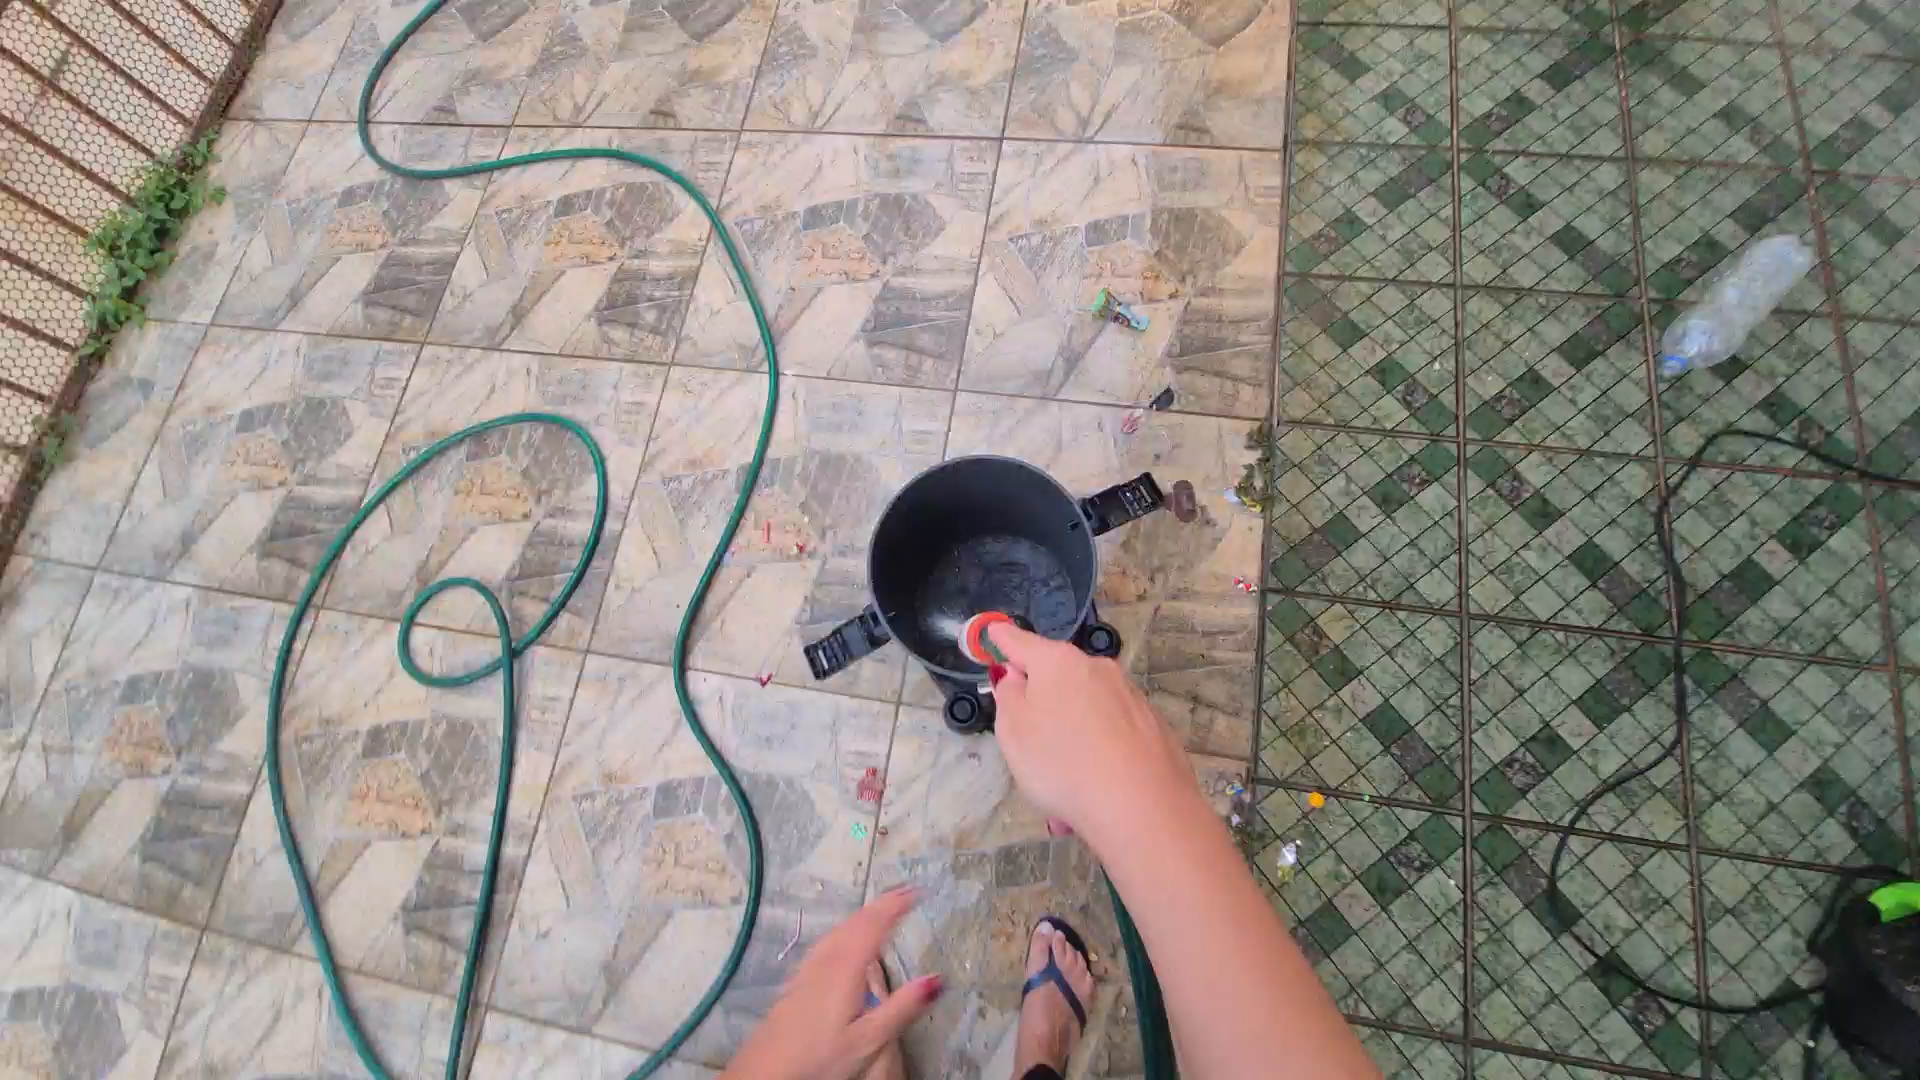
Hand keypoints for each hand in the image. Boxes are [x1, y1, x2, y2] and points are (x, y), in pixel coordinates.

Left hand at [722, 888, 940, 1079]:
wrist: (764, 1073)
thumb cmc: (819, 1057)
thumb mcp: (868, 1040)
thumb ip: (902, 1007)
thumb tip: (937, 978)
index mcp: (847, 965)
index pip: (876, 924)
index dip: (896, 904)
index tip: (917, 890)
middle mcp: (828, 957)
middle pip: (857, 921)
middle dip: (882, 904)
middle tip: (904, 893)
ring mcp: (810, 966)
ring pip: (841, 928)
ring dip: (864, 914)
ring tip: (881, 909)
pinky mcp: (798, 978)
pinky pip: (829, 939)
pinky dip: (846, 928)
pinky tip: (844, 938)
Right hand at [986, 623, 1200, 840]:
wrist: (1143, 808)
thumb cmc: (1062, 764)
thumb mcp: (1013, 731)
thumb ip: (1009, 696)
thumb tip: (1018, 676)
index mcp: (1058, 662)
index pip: (1021, 642)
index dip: (1003, 638)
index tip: (995, 631)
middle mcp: (1097, 668)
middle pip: (1058, 677)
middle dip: (1043, 703)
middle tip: (1030, 745)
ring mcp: (1130, 695)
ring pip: (1087, 710)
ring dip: (1072, 736)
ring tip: (1065, 785)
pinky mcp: (1154, 725)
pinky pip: (1113, 734)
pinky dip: (1100, 752)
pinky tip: (1098, 789)